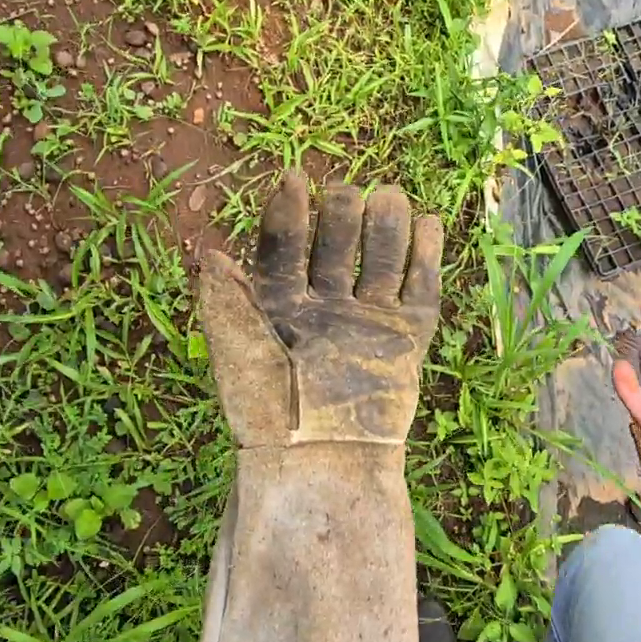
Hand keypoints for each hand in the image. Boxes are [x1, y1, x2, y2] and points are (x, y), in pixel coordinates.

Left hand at [197, 169, 442, 447]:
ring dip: (385, 227)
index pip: (284, 247)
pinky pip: (420, 290)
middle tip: (348, 189)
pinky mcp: (405, 339)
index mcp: (279, 307)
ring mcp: (367, 321)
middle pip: (336, 247)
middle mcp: (324, 308)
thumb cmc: (269, 411)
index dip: (288, 213)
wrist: (321, 465)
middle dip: (342, 215)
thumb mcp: (237, 351)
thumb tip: (210, 250)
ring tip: (389, 194)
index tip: (294, 176)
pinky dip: (427, 258)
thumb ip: (226, 300)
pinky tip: (430, 224)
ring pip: (380, 261)